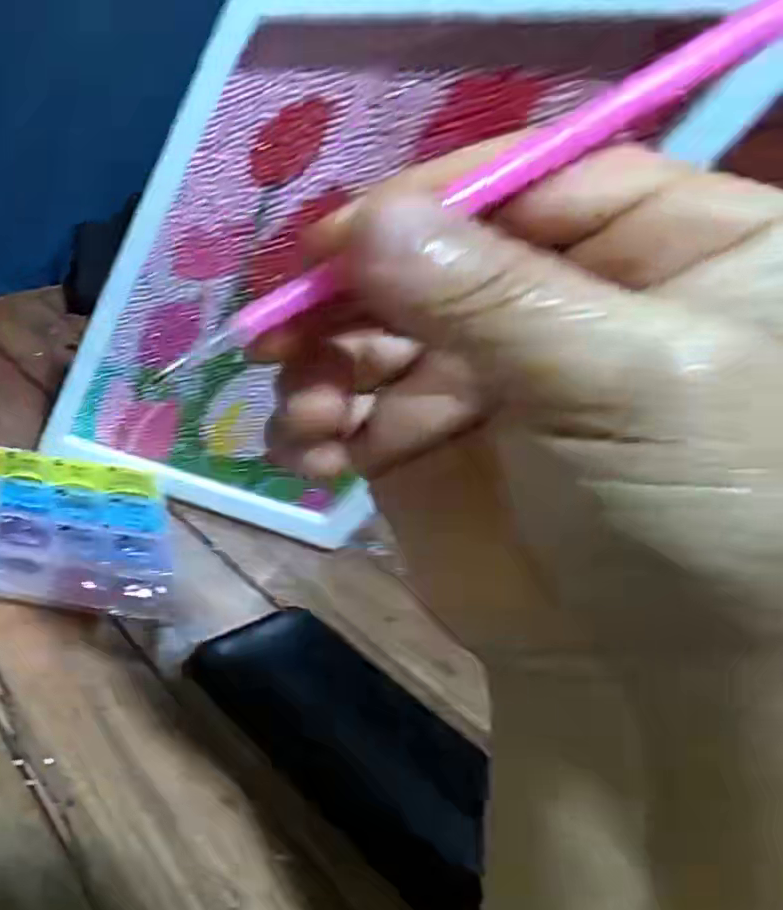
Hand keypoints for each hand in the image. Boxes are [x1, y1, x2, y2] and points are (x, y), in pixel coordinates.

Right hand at [260, 142, 782, 662]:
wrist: (640, 661)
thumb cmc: (693, 505)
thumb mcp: (613, 382)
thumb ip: (483, 297)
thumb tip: (361, 223)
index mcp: (661, 256)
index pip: (530, 187)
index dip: (427, 202)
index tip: (332, 242)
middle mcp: (549, 309)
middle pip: (416, 265)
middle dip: (338, 305)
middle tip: (276, 338)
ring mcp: (465, 380)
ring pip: (356, 342)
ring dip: (312, 378)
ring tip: (307, 424)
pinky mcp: (402, 441)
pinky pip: (333, 414)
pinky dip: (305, 432)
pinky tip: (306, 460)